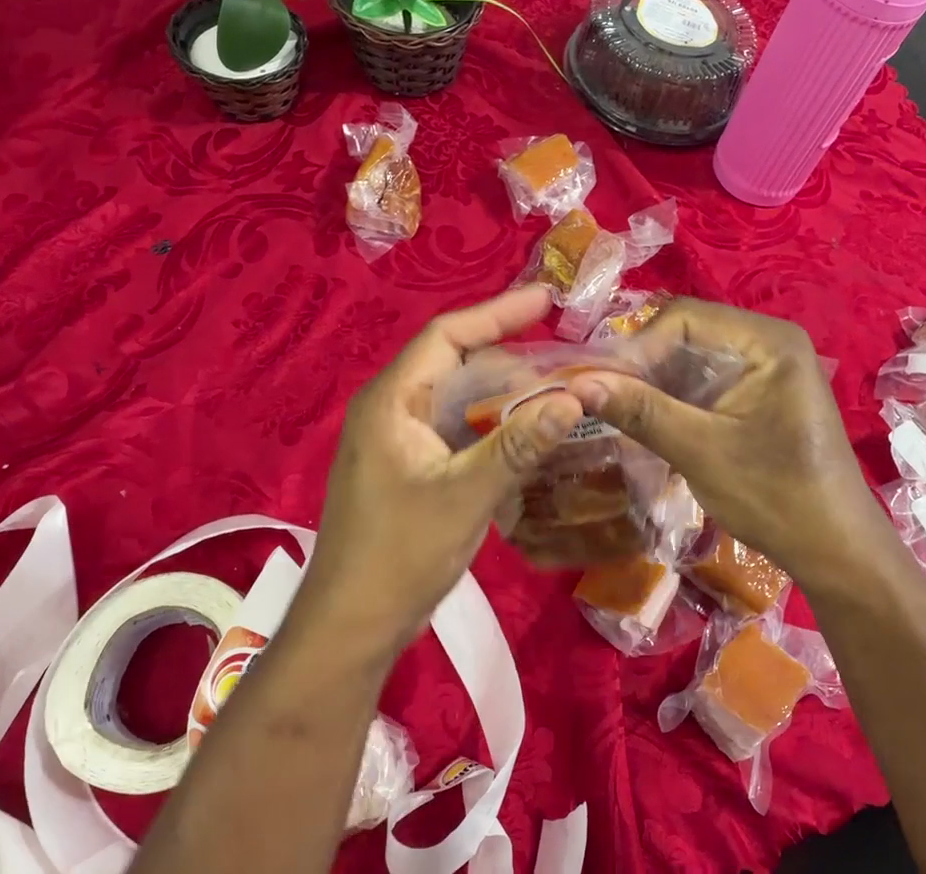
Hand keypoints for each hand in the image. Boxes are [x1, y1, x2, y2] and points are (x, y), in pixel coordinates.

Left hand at [299, 287, 584, 654]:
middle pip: (456, 365)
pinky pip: (456, 434)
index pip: (447, 335)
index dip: (498, 312)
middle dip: (512, 361)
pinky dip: (492, 431)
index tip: (547, 300)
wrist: (352, 625)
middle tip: (568, 362)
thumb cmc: (400, 553)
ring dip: (505, 399)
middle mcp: (391, 411)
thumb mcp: (466, 494)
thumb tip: (573, 398)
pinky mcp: (408, 471)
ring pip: (458, 402)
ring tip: (560, 397)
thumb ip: (519, 444)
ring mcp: (397, 443)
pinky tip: (530, 440)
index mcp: (392, 401)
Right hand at [564, 298, 893, 586]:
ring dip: (656, 385)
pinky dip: (678, 400)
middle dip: (644, 367)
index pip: (684, 318)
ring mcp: (769, 368)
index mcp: (767, 341)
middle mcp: (770, 341)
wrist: (835, 549)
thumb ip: (640, 411)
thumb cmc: (775, 496)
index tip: (600, 385)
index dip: (637, 348)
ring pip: (694, 360)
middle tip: (603, 400)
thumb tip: (578, 383)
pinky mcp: (764, 395)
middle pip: (688, 335)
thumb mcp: (700, 451)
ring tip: (618, 414)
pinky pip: (709, 382)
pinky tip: (651, 423)